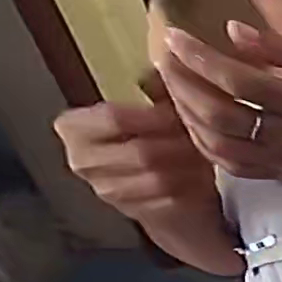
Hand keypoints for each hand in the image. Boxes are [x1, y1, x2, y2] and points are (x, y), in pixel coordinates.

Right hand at [55, 91, 217, 221]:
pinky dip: (192, 186)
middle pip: (141, 151)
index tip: (182, 116)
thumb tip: (166, 69)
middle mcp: (81, 160)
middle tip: (206, 140)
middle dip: (179, 145)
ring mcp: (107, 190)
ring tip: (206, 157)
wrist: (178, 199)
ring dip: (188, 166)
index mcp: (75, 128)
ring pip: (157, 176)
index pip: (112, 117)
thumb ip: (158, 94)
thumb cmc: (168, 150)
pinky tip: (203, 177)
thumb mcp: (161, 118)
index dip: (154, 116)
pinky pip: (169, 198)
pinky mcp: (135, 213)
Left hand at [157, 21, 281, 181]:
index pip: (242, 83)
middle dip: (185, 85)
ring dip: (187, 114)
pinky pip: (228, 163)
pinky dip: (202, 141)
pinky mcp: (276, 174)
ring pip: (218, 142)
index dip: (202, 59)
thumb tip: (231, 30)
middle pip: (221, 114)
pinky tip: (193, 120)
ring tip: (176, 88)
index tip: (174, 37)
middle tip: (167, 61)